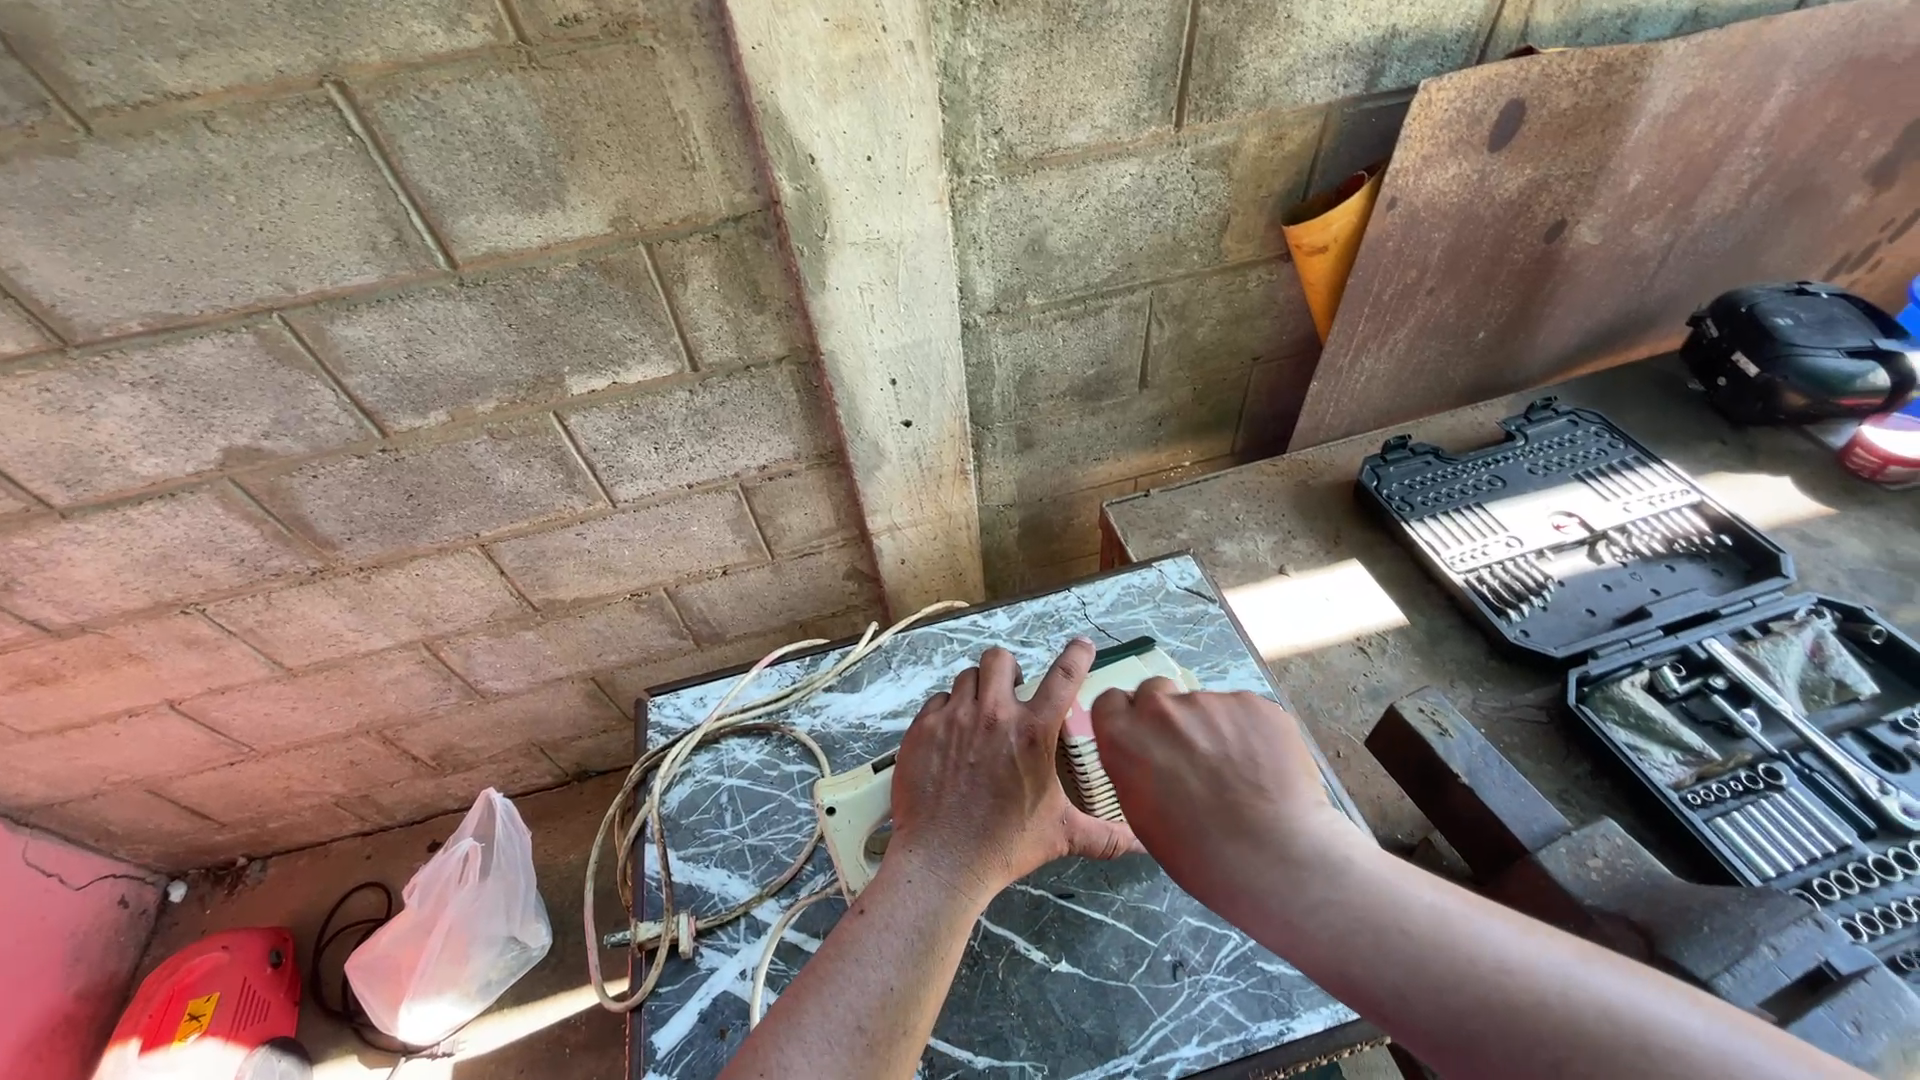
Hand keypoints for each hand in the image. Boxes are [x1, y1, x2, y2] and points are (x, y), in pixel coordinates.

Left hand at [888, 639, 1139, 906]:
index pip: (1063, 677)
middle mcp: (994, 716)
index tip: (1081, 644)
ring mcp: (954, 718)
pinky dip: (946, 711)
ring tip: (979, 715)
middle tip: (1009, 693)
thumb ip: (1105, 836)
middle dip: (1008, 670)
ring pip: (966, 677)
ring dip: (976, 690)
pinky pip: (936, 700)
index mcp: (1034, 733)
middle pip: (1000, 659)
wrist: (942, 862)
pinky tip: (951, 735)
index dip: (1076, 654)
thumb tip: (1142, 844)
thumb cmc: (1005, 847)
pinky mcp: (923, 729)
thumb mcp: (1061, 835)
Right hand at [1089, 685, 1363, 922]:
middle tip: (1192, 754)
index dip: (1127, 717)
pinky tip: (1265, 766)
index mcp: (1124, 736)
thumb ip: (1136, 767)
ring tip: (1238, 769)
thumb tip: (1149, 756)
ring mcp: (1210, 700)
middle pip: (1155, 691)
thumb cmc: (1199, 854)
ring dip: (1211, 725)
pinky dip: (1248, 730)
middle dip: (1167, 715)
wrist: (1274, 858)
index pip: (1110, 701)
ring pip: (1203, 703)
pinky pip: (1242, 710)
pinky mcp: (1253, 702)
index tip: (1143, 738)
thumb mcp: (1142, 814)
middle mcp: (1161, 708)